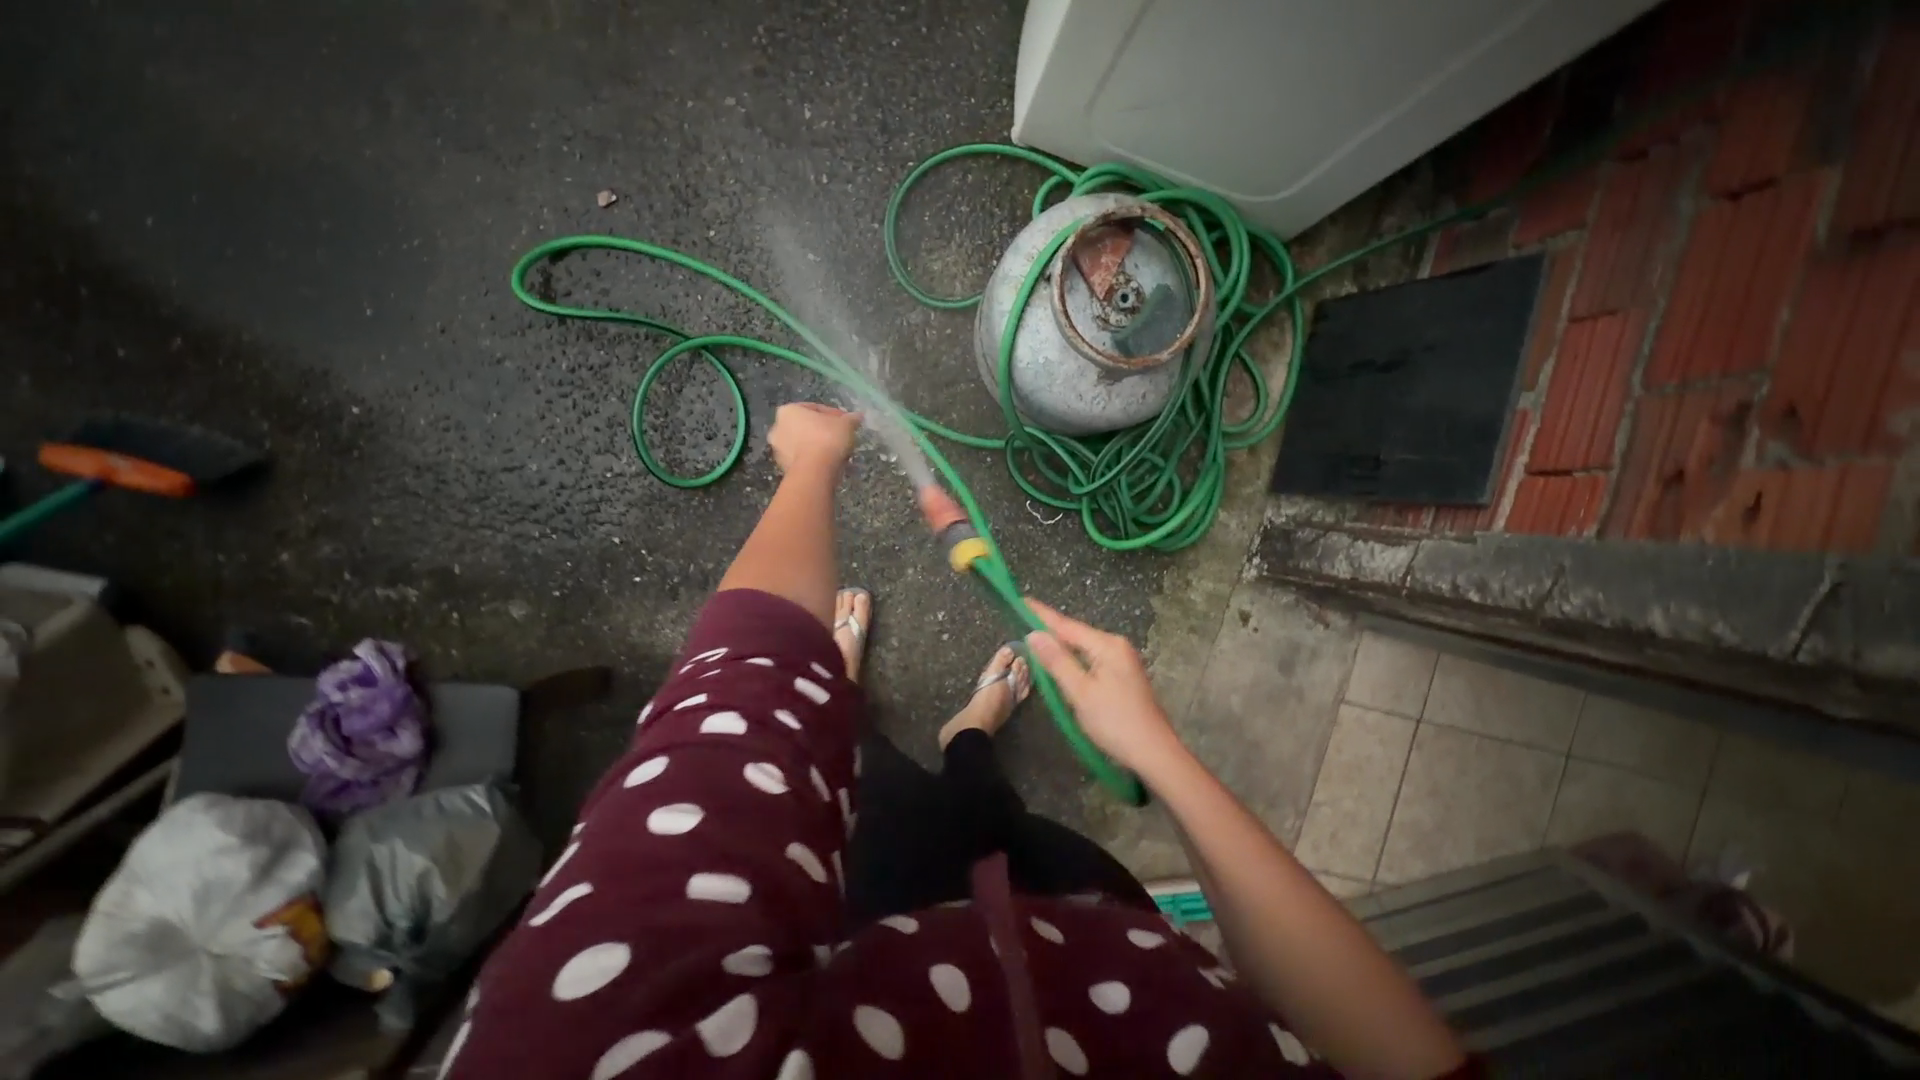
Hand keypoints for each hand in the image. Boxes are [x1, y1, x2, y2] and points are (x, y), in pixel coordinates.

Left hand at [768, 402, 860, 475]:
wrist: (815, 471)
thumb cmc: (827, 439)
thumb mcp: (845, 424)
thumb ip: (851, 419)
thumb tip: (858, 416)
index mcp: (788, 411)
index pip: (815, 408)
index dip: (834, 415)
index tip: (847, 422)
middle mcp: (777, 428)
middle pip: (807, 426)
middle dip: (824, 430)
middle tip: (842, 436)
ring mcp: (778, 450)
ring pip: (804, 443)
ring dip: (818, 445)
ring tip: (838, 451)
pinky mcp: (784, 467)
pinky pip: (803, 458)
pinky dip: (814, 459)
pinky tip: (830, 462)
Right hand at [1023, 599, 1183, 775]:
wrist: (1154, 753)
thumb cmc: (1115, 722)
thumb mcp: (1080, 692)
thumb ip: (1057, 661)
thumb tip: (1035, 634)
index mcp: (1108, 646)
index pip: (1067, 626)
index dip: (1042, 615)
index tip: (1021, 599)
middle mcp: (1117, 647)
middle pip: (1076, 635)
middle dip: (1051, 631)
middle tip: (1023, 622)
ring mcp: (1123, 662)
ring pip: (1084, 649)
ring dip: (1062, 648)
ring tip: (1037, 642)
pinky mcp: (1124, 677)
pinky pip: (1092, 661)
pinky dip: (1075, 662)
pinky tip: (1062, 666)